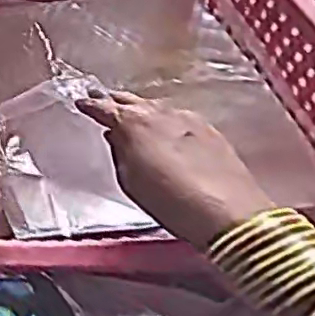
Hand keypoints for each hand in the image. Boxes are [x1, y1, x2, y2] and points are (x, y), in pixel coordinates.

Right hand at [76, 92, 273, 246]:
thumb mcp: (130, 181)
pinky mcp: (209, 129)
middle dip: (113, 100)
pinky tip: (166, 128)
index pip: (102, 107)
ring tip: (134, 114)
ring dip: (141, 109)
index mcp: (130, 122)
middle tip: (102, 101)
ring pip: (154, 105)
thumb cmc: (172, 202)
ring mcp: (185, 118)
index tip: (80, 103)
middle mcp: (155, 112)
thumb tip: (114, 136)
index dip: (89, 105)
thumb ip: (118, 153)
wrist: (234, 216)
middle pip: (128, 99)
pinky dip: (166, 118)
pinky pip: (177, 116)